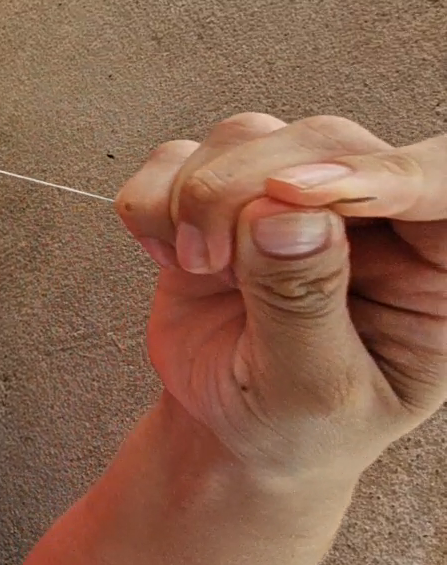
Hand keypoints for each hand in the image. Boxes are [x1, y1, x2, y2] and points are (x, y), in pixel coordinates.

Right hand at [116, 114, 446, 478]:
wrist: (226, 427)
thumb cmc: (297, 422)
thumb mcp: (314, 386)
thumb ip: (304, 301)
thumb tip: (289, 215)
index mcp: (441, 268)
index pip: (441, 183)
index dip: (376, 173)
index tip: (293, 194)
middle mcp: (375, 221)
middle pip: (322, 141)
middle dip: (244, 191)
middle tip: (211, 260)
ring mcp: (286, 206)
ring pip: (244, 138)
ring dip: (192, 196)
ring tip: (192, 263)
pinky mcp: (210, 207)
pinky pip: (170, 159)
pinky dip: (147, 201)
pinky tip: (164, 251)